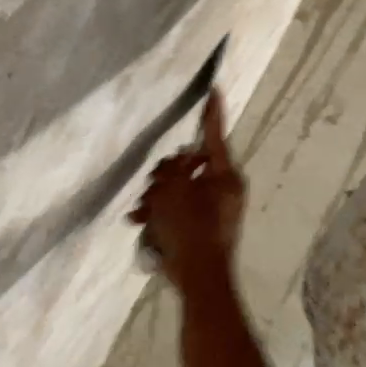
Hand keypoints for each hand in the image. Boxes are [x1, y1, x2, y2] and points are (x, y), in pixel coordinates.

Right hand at [129, 90, 246, 294]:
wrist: (198, 277)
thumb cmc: (190, 228)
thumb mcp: (173, 191)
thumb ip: (172, 170)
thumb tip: (174, 165)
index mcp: (224, 176)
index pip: (214, 136)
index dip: (212, 113)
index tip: (215, 89)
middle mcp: (222, 189)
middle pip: (188, 165)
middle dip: (164, 173)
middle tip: (152, 182)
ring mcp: (212, 209)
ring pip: (178, 188)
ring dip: (157, 196)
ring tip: (142, 210)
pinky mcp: (200, 226)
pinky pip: (177, 209)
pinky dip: (160, 213)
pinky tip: (140, 221)